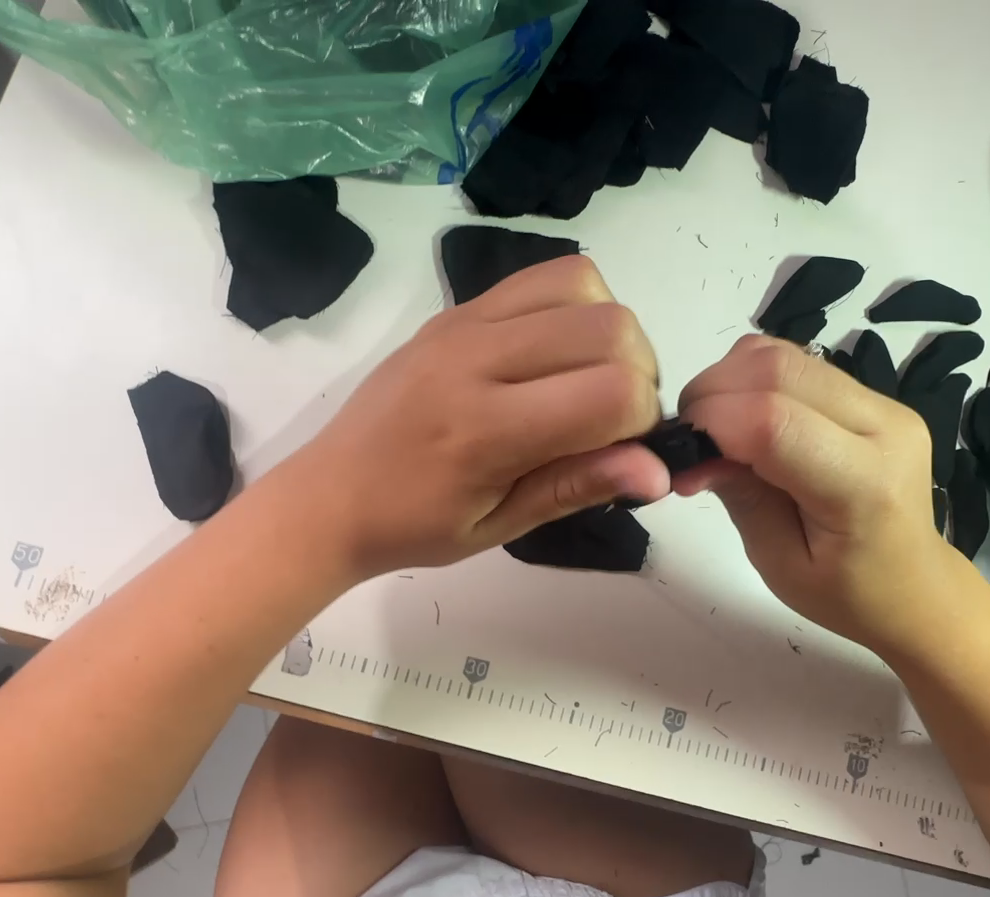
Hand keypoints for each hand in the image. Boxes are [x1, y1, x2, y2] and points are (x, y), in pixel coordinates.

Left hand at [276, 256, 669, 579]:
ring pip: (584, 286)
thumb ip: (577, 485)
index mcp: (485, 429)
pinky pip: (542, 276)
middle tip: (611, 421)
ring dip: (610, 335)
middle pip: (612, 328)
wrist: (330, 494)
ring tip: (587, 381)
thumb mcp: (499, 525)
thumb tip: (659, 471)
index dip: (641, 424)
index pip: (612, 394)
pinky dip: (575, 307)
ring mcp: (464, 322)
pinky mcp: (456, 309)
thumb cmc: (414, 525)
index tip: (622, 454)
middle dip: (638, 376)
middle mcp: (476, 358)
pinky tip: (556, 355)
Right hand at [674, 335, 955, 651]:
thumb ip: (740, 497)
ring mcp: (883, 404)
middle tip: (687, 436)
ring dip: (730, 381)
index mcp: (863, 486)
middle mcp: (883, 428)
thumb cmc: (847, 593)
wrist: (915, 587)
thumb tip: (691, 454)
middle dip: (713, 393)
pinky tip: (744, 418)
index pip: (773, 422)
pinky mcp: (872, 396)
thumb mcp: (779, 562)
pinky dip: (753, 379)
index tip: (677, 451)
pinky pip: (798, 364)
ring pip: (784, 356)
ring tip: (713, 428)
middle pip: (778, 371)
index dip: (712, 422)